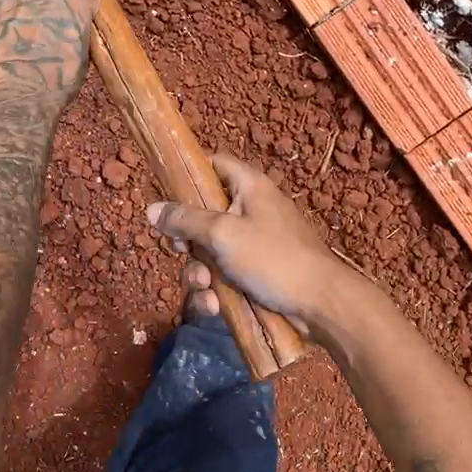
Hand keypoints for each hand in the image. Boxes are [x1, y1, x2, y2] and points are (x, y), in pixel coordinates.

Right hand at [145, 155, 364, 335]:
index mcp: (248, 185)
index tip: (165, 198)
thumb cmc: (272, 257)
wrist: (320, 303)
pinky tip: (215, 308)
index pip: (212, 164)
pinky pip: (224, 276)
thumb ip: (185, 220)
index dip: (187, 176)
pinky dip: (215, 292)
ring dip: (199, 273)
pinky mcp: (256, 273)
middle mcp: (250, 209)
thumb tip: (151, 208)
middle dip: (187, 240)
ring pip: (209, 251)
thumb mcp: (223, 234)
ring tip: (205, 289)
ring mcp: (254, 243)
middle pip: (202, 214)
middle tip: (182, 252)